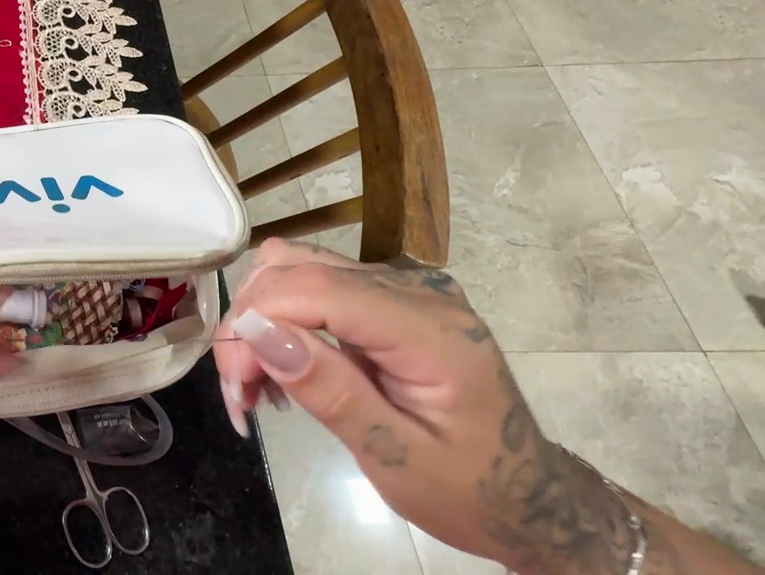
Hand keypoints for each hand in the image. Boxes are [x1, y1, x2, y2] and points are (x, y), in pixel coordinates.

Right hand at [216, 239, 634, 574]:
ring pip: (293, 265)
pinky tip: (280, 362)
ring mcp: (399, 285)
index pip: (319, 288)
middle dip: (249, 324)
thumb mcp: (397, 460)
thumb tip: (256, 329)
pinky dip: (277, 315)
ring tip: (255, 380)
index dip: (259, 319)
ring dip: (257, 316)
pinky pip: (309, 281)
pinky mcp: (384, 293)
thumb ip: (329, 390)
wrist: (529, 499)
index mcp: (431, 331)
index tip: (236, 382)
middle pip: (296, 269)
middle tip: (240, 393)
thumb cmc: (469, 492)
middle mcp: (414, 289)